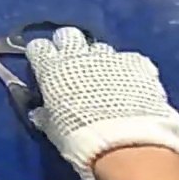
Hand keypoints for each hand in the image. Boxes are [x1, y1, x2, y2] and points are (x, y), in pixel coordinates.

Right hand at [24, 27, 178, 179]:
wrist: (126, 144)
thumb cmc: (78, 135)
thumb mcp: (52, 124)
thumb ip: (45, 110)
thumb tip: (40, 110)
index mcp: (51, 68)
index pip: (38, 47)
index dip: (40, 54)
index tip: (42, 64)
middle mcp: (78, 56)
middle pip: (68, 35)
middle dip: (68, 45)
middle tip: (71, 64)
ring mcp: (111, 60)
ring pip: (100, 47)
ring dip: (99, 59)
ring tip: (104, 77)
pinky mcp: (140, 67)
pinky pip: (131, 60)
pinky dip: (128, 68)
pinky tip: (131, 82)